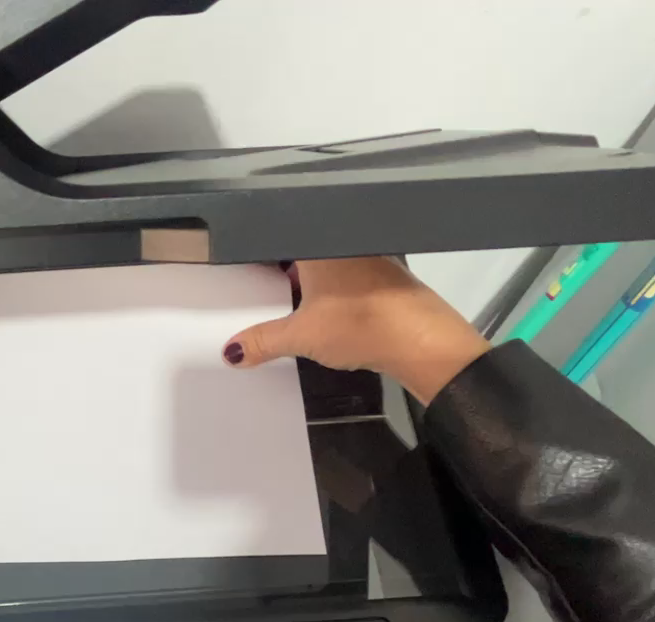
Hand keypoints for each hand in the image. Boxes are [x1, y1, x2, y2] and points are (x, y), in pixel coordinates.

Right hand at [223, 258, 491, 402]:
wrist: (421, 340)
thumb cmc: (363, 323)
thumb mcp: (301, 336)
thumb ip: (263, 341)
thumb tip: (233, 351)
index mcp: (319, 243)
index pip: (280, 236)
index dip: (261, 252)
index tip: (246, 269)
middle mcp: (345, 243)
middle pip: (303, 251)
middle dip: (283, 273)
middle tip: (263, 294)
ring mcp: (368, 258)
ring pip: (327, 265)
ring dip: (309, 285)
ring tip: (292, 310)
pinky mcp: (385, 278)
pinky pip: (346, 279)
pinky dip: (332, 293)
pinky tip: (327, 315)